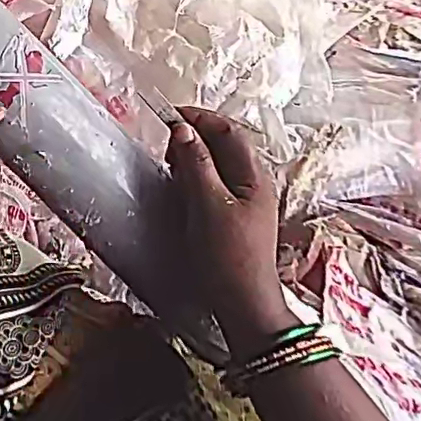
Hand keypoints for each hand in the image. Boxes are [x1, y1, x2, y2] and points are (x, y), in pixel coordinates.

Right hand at [164, 107, 293, 358]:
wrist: (243, 303)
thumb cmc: (228, 253)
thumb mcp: (208, 204)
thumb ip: (196, 163)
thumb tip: (181, 127)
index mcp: (254, 176)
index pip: (228, 130)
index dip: (199, 117)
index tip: (168, 116)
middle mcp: (252, 181)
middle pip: (223, 142)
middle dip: (193, 135)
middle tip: (166, 146)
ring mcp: (244, 197)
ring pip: (216, 160)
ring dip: (191, 154)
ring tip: (170, 164)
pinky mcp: (232, 211)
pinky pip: (212, 179)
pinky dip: (193, 172)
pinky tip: (179, 184)